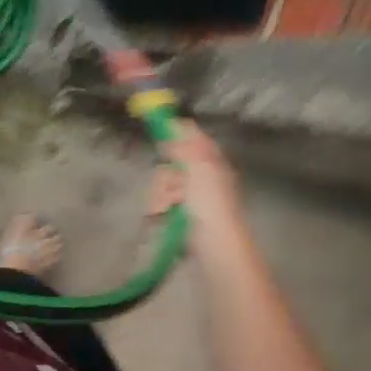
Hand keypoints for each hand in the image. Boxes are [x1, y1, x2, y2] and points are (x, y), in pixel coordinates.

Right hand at [149, 121, 245, 249]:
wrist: (213, 244)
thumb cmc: (210, 205)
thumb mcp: (200, 169)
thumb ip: (186, 147)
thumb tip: (176, 126)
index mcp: (211, 162)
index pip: (193, 138)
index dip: (176, 134)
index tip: (161, 139)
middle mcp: (200, 176)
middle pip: (171, 162)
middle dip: (166, 176)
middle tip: (173, 188)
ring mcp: (189, 196)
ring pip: (162, 183)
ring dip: (160, 195)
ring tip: (166, 209)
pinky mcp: (178, 213)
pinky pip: (159, 201)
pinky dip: (158, 208)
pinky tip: (162, 216)